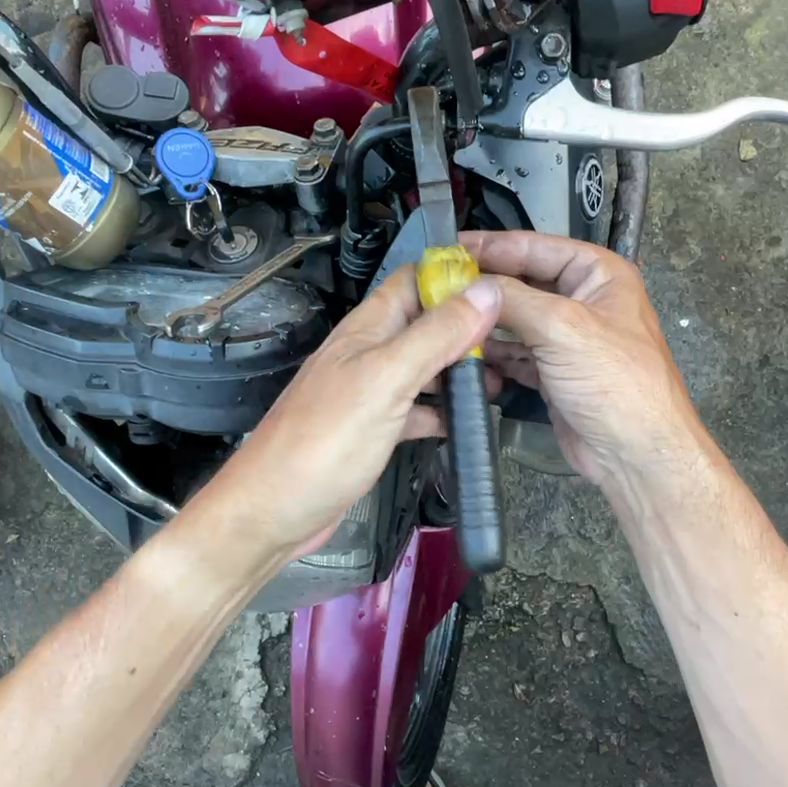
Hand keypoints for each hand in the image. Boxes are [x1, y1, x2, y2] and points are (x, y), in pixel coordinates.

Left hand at [173, 267, 501, 575]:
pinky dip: (442, 411)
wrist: (273, 511)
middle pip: (425, 323)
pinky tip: (466, 422)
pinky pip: (416, 409)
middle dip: (467, 325)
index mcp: (368, 329)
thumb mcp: (386, 380)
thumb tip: (485, 292)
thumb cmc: (321, 444)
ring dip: (459, 369)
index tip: (502, 282)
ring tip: (501, 378)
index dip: (455, 274)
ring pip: (424, 366)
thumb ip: (435, 336)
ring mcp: (371, 392)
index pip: (415, 280)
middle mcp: (369, 354)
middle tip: (514, 337)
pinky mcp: (373, 429)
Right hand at [463, 231, 701, 490]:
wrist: (635, 454)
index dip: (493, 246)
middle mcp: (584, 300)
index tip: (450, 248)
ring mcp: (568, 339)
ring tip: (444, 319)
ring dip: (484, 323)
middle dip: (484, 287)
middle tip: (438, 285)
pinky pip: (516, 354)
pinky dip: (493, 355)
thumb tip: (469, 284)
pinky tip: (465, 354)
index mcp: (599, 275)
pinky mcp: (554, 372)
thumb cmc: (615, 381)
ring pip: (516, 320)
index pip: (537, 247)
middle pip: (523, 282)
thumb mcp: (562, 327)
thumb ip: (512, 298)